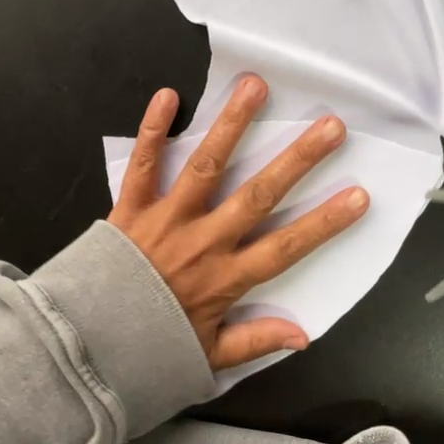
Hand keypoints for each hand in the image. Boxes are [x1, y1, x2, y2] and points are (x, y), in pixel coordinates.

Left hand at [109, 76, 370, 369]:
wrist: (85, 343)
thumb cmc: (150, 345)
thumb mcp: (207, 356)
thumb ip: (255, 341)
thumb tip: (304, 335)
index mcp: (224, 278)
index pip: (285, 247)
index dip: (324, 223)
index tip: (358, 196)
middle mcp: (201, 242)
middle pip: (257, 195)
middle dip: (297, 159)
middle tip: (330, 126)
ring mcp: (165, 220)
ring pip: (205, 166)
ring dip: (232, 124)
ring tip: (256, 86)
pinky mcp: (130, 208)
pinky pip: (143, 165)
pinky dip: (153, 130)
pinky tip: (169, 95)